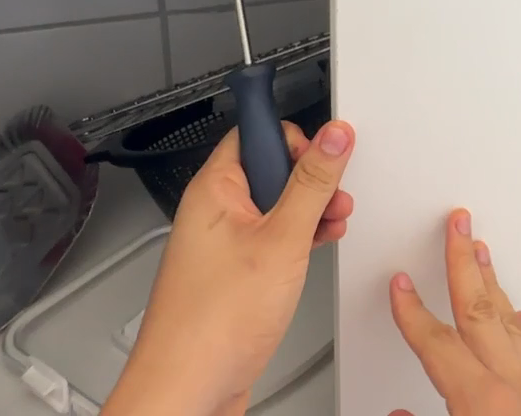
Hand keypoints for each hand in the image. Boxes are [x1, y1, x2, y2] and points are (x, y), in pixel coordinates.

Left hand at [102, 120, 355, 415]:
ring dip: (312, 208)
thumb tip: (334, 135)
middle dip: (311, 177)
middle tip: (332, 192)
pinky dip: (302, 234)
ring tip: (332, 220)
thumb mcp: (282, 240)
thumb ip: (313, 182)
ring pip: (279, 202)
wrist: (186, 398)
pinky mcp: (238, 270)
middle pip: (273, 166)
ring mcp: (226, 242)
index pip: (257, 132)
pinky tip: (319, 243)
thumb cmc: (209, 328)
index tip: (327, 144)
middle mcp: (216, 211)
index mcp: (215, 190)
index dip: (295, 135)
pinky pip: (276, 233)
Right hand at [387, 210, 520, 415]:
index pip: (438, 343)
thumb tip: (398, 412)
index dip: (413, 312)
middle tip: (458, 224)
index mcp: (482, 400)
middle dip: (463, 261)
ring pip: (508, 320)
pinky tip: (515, 314)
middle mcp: (513, 384)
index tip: (401, 284)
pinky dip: (516, 324)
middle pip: (479, 309)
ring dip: (491, 282)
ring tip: (481, 251)